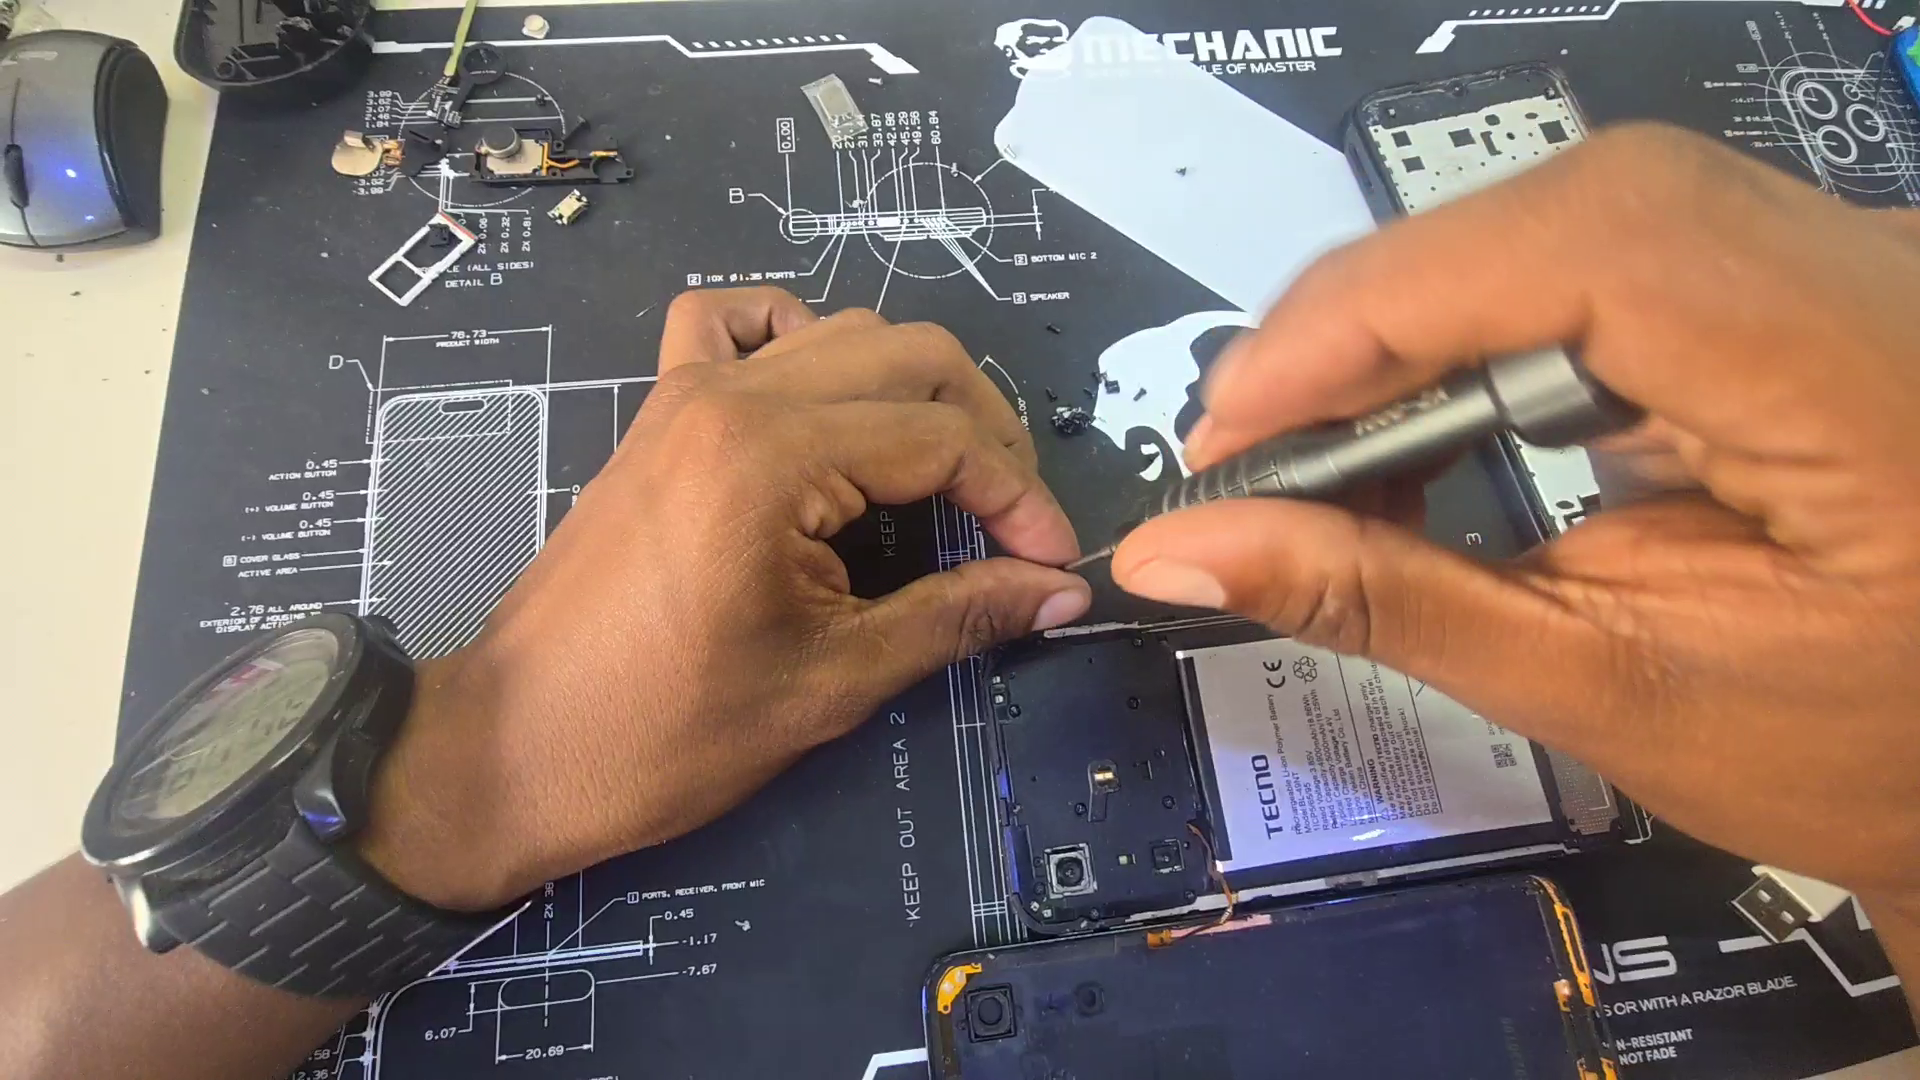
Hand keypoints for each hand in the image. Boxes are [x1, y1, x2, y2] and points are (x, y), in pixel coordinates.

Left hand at [359, 288, 1089, 908]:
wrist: (513, 747)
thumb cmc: (669, 732)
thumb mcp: (834, 680)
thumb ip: (958, 616)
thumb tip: (1060, 591)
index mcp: (776, 457)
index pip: (944, 442)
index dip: (1020, 500)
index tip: (1055, 562)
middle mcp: (737, 393)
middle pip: (911, 358)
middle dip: (987, 432)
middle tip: (1014, 514)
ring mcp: (690, 388)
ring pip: (844, 332)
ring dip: (916, 390)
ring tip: (947, 470)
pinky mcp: (663, 408)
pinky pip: (737, 325)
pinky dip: (800, 338)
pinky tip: (825, 395)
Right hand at [1115, 125, 1919, 910]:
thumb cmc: (1845, 754)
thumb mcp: (1587, 692)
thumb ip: (1370, 604)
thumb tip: (1170, 557)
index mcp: (1866, 383)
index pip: (1590, 249)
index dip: (1376, 313)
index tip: (1235, 421)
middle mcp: (1859, 277)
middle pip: (1545, 216)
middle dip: (1352, 326)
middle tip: (1240, 441)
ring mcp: (1804, 270)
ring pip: (1533, 234)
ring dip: (1379, 340)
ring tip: (1295, 447)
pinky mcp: (1744, 297)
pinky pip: (1550, 276)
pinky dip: (1432, 351)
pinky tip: (1388, 433)